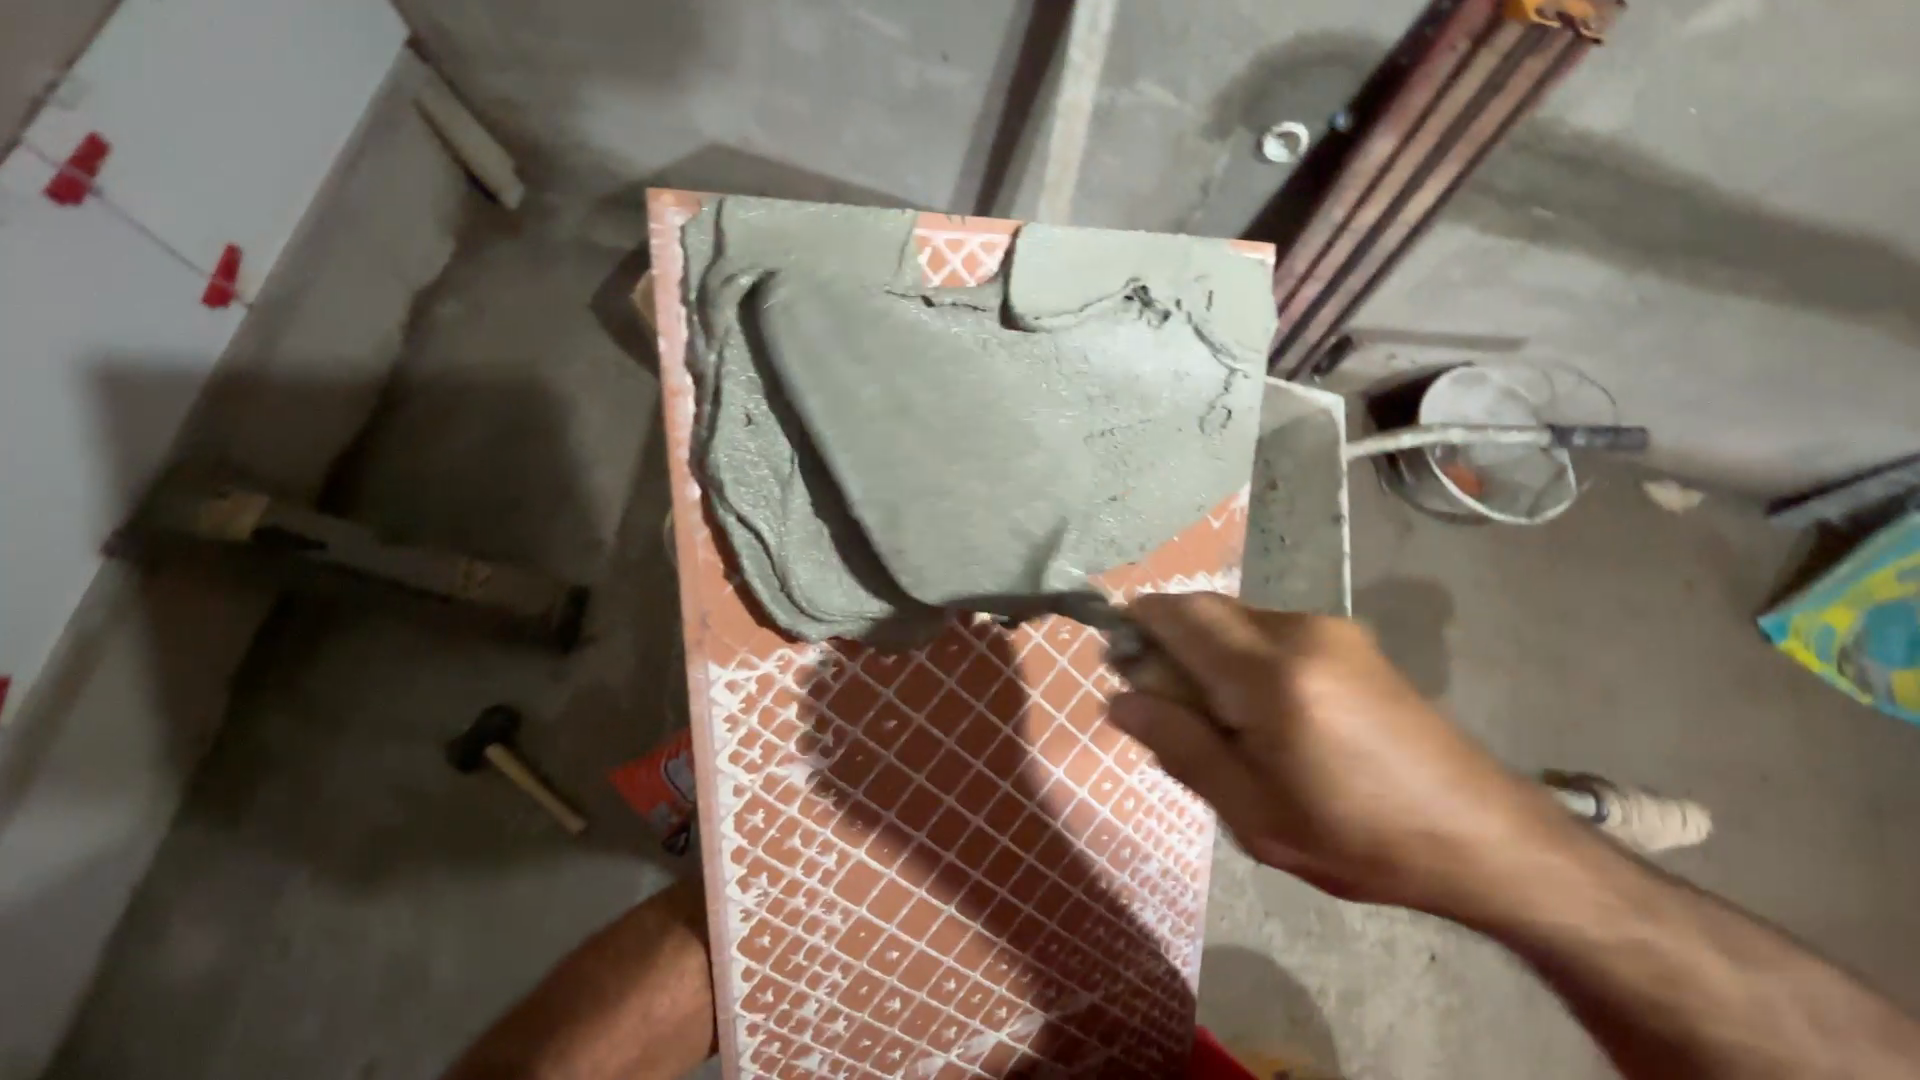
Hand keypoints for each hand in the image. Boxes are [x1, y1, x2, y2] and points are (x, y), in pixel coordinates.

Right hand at [1110, 592, 1576, 916]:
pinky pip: (1271, 631)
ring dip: (1206, 652)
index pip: (1178, 615)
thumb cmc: (1357, 838)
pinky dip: (1241, 656)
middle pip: (1205, 608)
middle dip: (1168, 642)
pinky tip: (1258, 714)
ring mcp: (1331, 630)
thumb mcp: (1252, 813)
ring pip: (1237, 619)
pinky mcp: (1352, 642)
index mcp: (1271, 675)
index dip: (1135, 627)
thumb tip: (1118, 700)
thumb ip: (1180, 747)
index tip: (1117, 666)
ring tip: (1214, 722)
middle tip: (1161, 706)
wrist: (1480, 836)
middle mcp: (1299, 631)